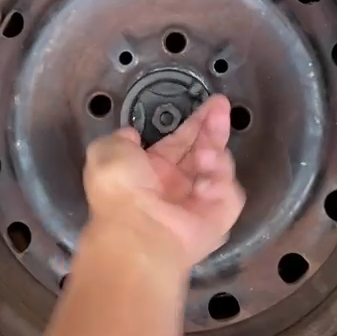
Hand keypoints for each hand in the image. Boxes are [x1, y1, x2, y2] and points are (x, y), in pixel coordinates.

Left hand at [82, 94, 246, 274]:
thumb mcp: (107, 152)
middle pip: (204, 148)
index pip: (181, 140)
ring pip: (219, 167)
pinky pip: (230, 193)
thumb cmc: (121, 190)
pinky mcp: (218, 216)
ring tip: (204, 155)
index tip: (213, 104)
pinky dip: (221, 183)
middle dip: (214, 127)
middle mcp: (176, 184)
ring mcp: (199, 201)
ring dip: (214, 153)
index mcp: (152, 170)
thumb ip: (121, 138)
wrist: (137, 231)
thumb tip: (131, 135)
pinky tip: (206, 181)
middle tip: (222, 107)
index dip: (196, 122)